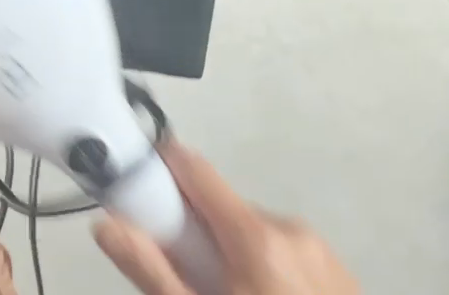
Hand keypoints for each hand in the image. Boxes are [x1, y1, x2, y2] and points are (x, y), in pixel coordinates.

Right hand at [93, 141, 358, 294]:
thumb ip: (151, 271)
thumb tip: (106, 223)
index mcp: (255, 234)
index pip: (189, 165)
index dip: (156, 176)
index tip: (139, 206)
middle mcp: (291, 229)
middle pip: (217, 206)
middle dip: (194, 235)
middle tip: (189, 285)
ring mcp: (323, 252)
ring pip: (249, 231)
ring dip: (229, 256)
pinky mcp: (342, 275)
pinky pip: (283, 253)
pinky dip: (263, 271)